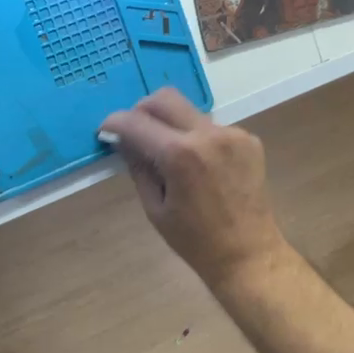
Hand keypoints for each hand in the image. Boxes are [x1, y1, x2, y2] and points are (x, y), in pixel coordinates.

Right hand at [99, 88, 290, 286]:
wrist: (248, 253)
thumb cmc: (194, 240)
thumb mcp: (155, 208)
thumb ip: (138, 168)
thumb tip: (124, 141)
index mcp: (180, 155)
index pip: (136, 123)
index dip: (114, 123)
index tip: (105, 130)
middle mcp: (208, 134)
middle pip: (165, 98)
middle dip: (141, 110)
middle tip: (133, 132)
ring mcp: (233, 134)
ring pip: (189, 111)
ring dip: (170, 125)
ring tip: (167, 155)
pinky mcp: (248, 140)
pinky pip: (211, 127)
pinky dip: (195, 137)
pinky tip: (197, 165)